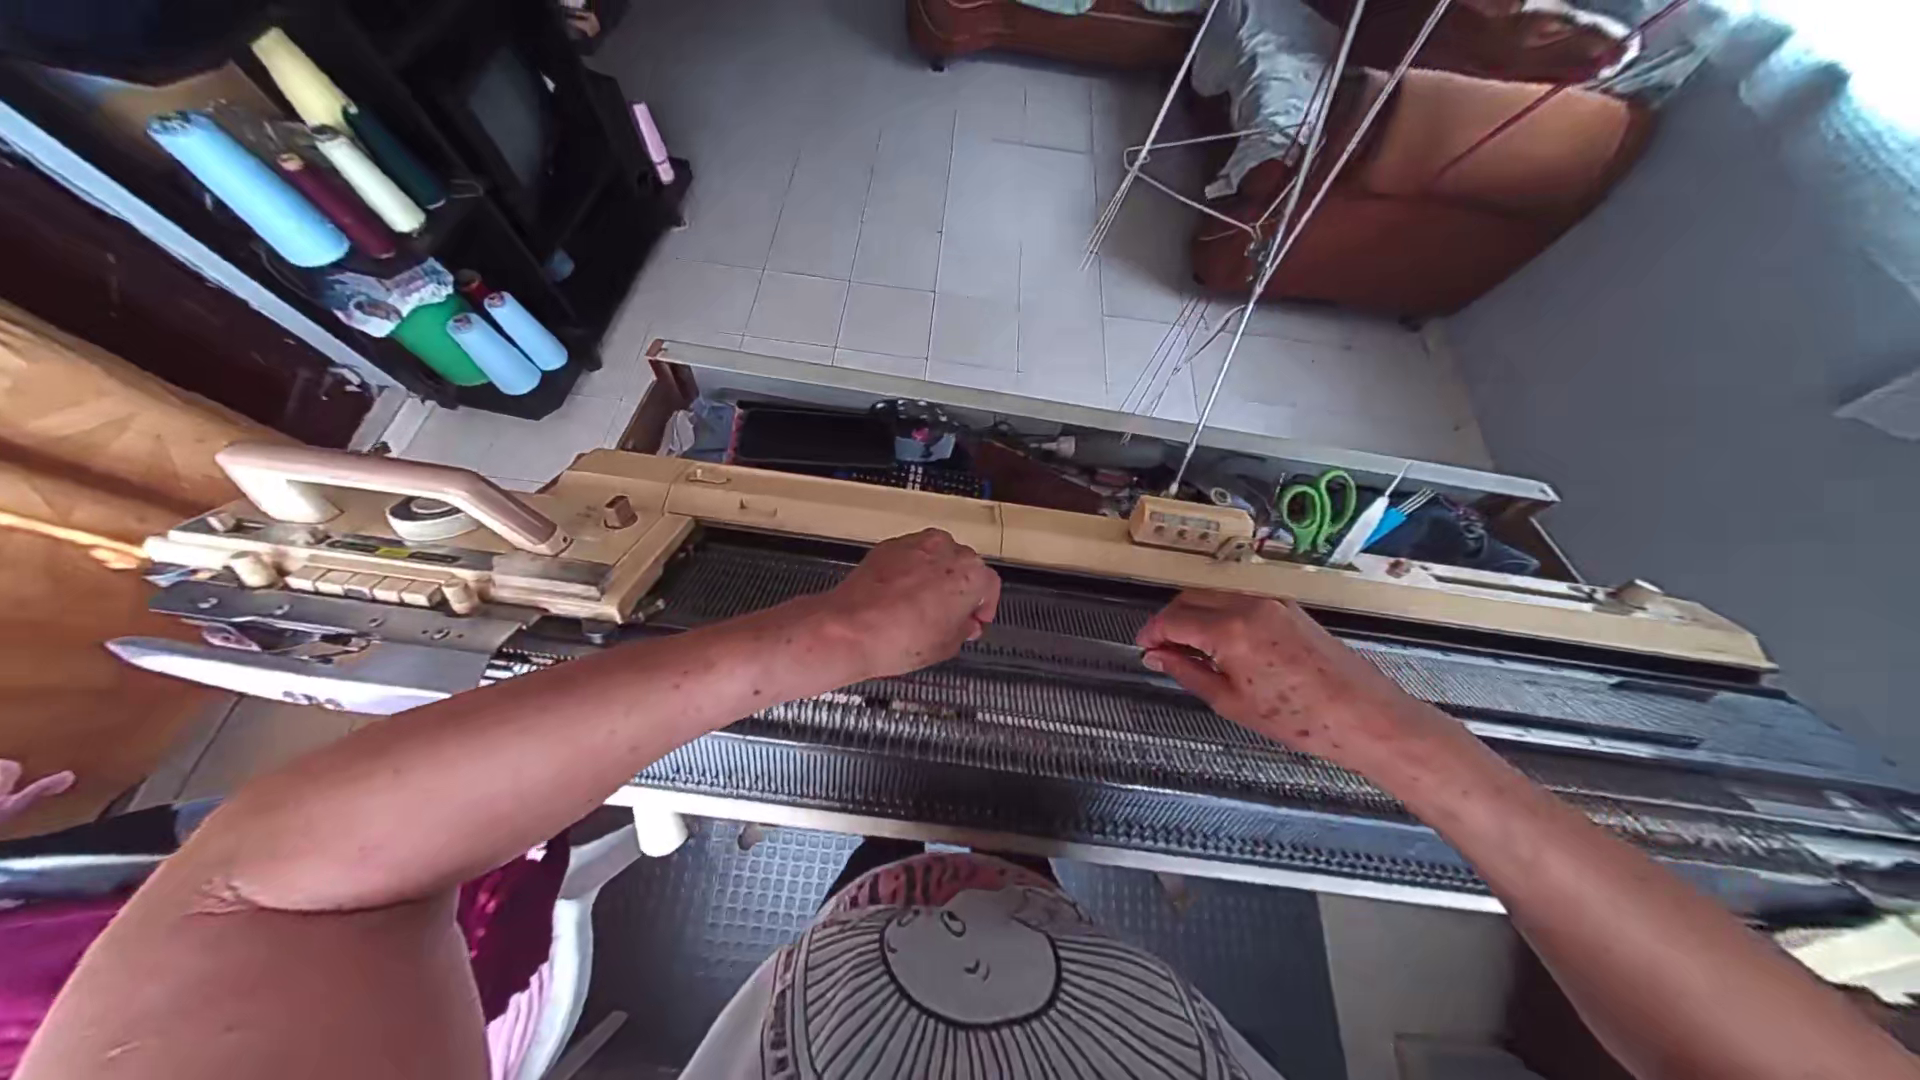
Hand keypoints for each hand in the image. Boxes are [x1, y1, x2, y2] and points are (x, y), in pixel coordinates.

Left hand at [819, 529, 1000, 679]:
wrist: (850, 628)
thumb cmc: (896, 636)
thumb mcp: (947, 645)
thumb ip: (965, 629)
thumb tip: (965, 624)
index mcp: (971, 573)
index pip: (990, 586)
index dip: (984, 607)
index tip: (976, 618)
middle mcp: (946, 550)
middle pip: (965, 567)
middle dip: (960, 590)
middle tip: (950, 616)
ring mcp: (916, 544)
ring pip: (937, 558)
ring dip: (936, 577)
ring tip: (922, 607)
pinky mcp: (890, 546)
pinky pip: (911, 557)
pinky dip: (911, 572)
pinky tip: (901, 598)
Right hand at [1135, 591, 1460, 776]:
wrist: (1363, 715)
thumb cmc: (1306, 717)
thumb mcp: (1231, 702)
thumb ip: (1187, 672)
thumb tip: (1160, 657)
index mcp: (1231, 630)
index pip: (1173, 619)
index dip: (1152, 632)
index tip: (1145, 645)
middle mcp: (1249, 606)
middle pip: (1189, 599)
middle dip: (1169, 619)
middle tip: (1161, 646)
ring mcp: (1271, 603)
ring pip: (1213, 596)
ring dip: (1194, 614)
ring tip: (1190, 648)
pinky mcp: (1287, 607)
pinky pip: (1238, 600)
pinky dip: (1219, 613)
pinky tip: (1220, 641)